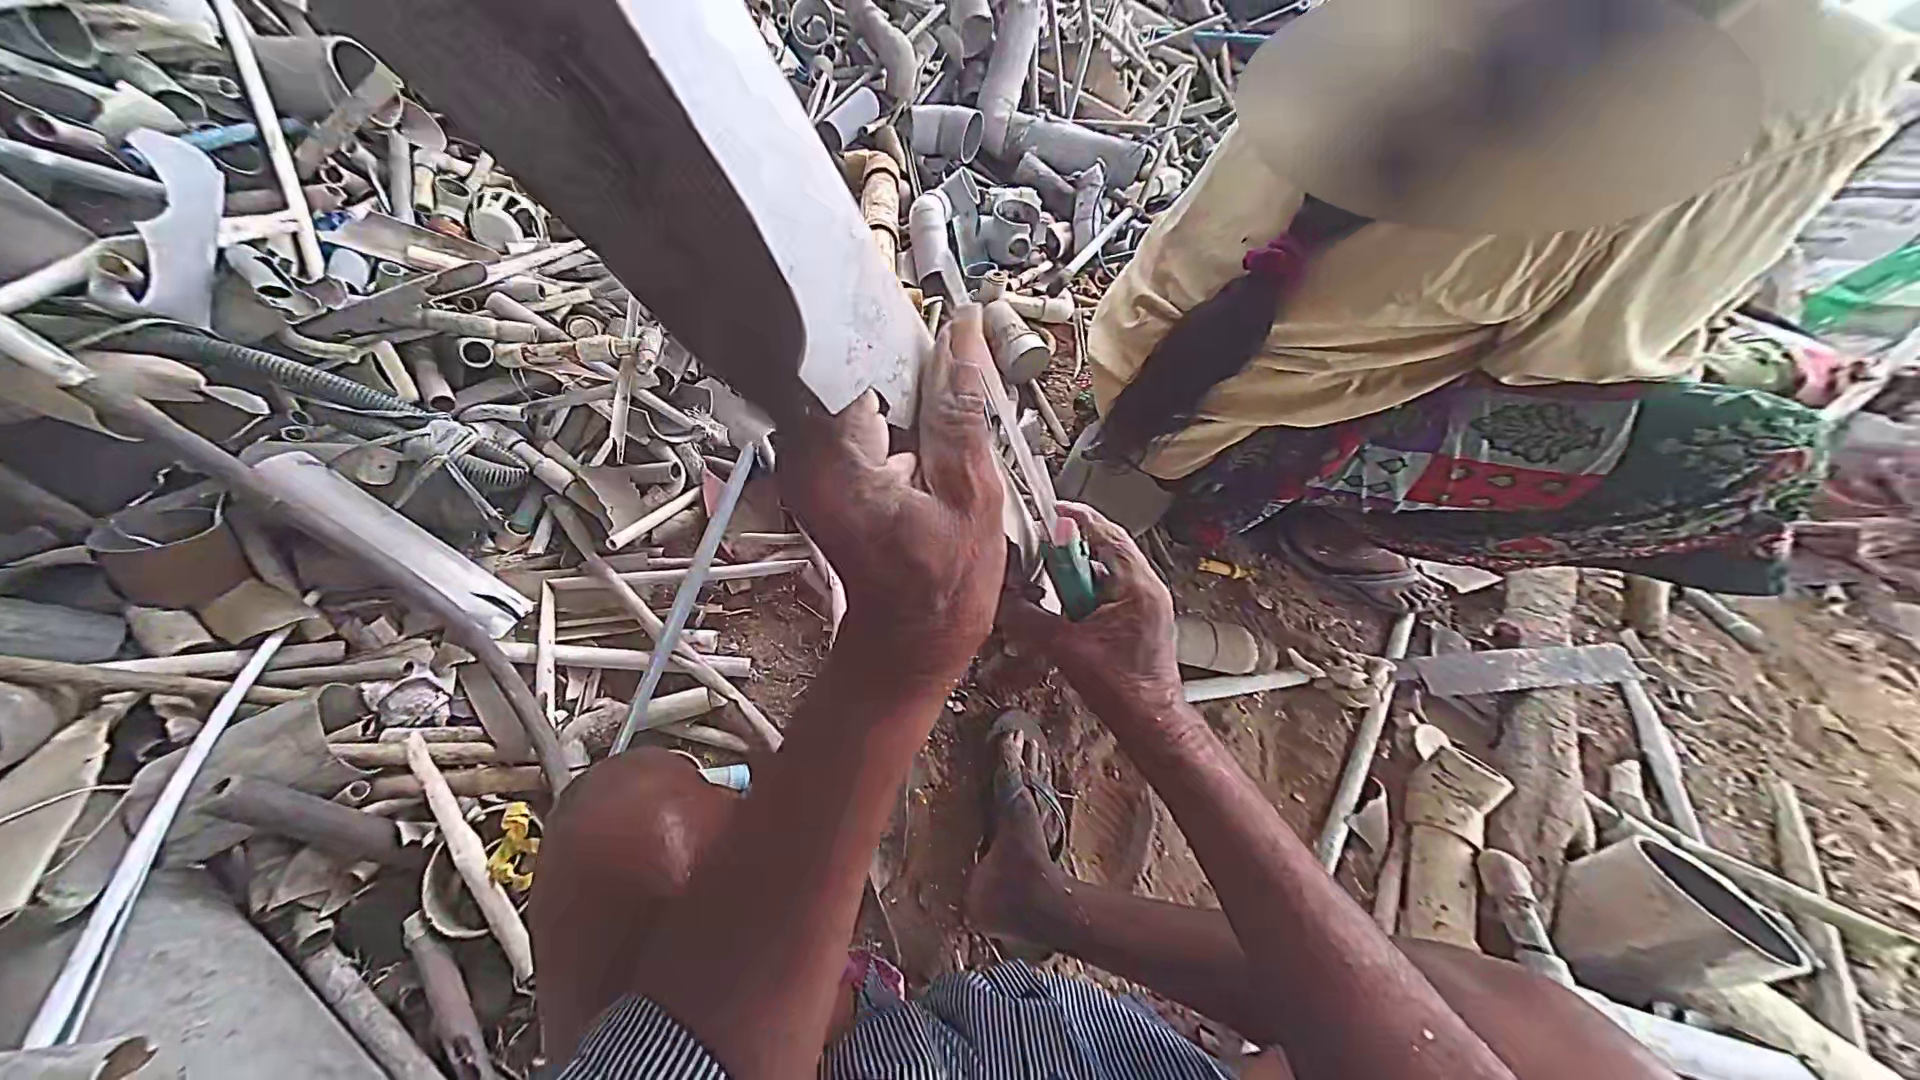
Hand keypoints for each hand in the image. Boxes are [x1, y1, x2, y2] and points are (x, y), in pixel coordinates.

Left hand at [781, 305, 1004, 675]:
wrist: (912, 636)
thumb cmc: (938, 590)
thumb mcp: (971, 497)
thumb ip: (962, 412)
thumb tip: (962, 342)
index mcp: (836, 459)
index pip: (858, 356)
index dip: (909, 342)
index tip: (946, 340)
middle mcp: (809, 458)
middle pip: (860, 371)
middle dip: (915, 377)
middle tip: (954, 408)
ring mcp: (813, 466)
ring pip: (868, 395)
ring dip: (912, 405)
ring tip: (939, 447)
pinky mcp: (828, 473)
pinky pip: (865, 423)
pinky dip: (900, 428)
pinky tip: (926, 459)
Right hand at [999, 503, 1181, 728]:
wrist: (1150, 722)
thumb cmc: (1123, 689)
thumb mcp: (1066, 648)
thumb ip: (1030, 618)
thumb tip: (1002, 599)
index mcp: (1138, 586)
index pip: (1106, 534)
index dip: (1075, 519)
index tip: (1049, 511)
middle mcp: (1146, 587)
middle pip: (1104, 548)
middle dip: (1070, 548)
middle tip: (1040, 548)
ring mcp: (1144, 602)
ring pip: (1103, 570)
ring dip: (1075, 573)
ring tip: (1048, 581)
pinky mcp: (1136, 616)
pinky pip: (1106, 590)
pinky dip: (1083, 591)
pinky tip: (1064, 606)